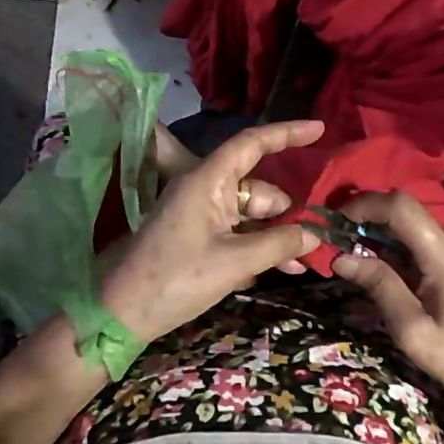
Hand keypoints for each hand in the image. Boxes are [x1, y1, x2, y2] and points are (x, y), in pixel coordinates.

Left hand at [99, 120, 323, 343]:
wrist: (123, 313)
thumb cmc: (176, 279)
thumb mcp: (234, 263)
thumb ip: (278, 245)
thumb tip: (314, 235)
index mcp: (207, 181)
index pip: (251, 144)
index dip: (287, 134)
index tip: (319, 130)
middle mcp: (203, 190)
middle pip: (257, 190)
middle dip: (286, 213)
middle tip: (314, 242)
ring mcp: (199, 214)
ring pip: (249, 216)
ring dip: (275, 237)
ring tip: (300, 265)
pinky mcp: (196, 237)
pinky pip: (235, 233)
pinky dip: (256, 248)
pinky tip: (277, 271)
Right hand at [331, 191, 443, 417]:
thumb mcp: (410, 327)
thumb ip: (379, 285)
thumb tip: (339, 257)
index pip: (402, 208)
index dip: (366, 205)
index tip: (336, 221)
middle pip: (404, 210)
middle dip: (366, 219)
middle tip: (336, 240)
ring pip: (409, 222)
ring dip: (377, 232)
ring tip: (350, 254)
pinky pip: (418, 237)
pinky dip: (392, 244)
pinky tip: (376, 265)